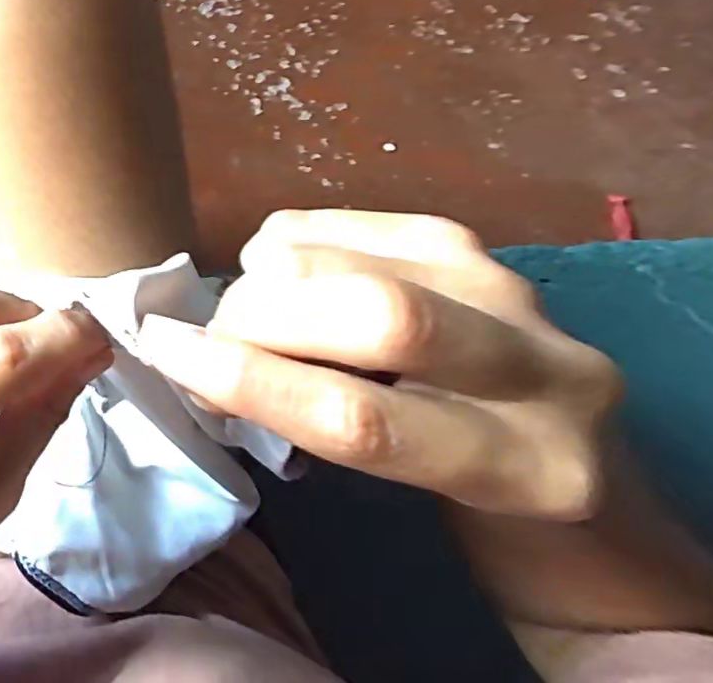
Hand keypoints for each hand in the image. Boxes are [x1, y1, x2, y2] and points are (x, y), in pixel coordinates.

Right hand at [143, 210, 622, 519]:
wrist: (547, 434)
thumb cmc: (445, 481)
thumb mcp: (382, 487)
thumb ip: (295, 422)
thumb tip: (190, 356)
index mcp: (526, 466)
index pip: (356, 418)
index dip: (246, 381)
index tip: (166, 352)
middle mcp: (538, 364)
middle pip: (366, 311)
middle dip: (254, 318)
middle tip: (212, 339)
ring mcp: (496, 281)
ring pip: (326, 255)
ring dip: (252, 285)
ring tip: (257, 319)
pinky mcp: (450, 233)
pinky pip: (313, 224)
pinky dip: (269, 253)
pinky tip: (291, 286)